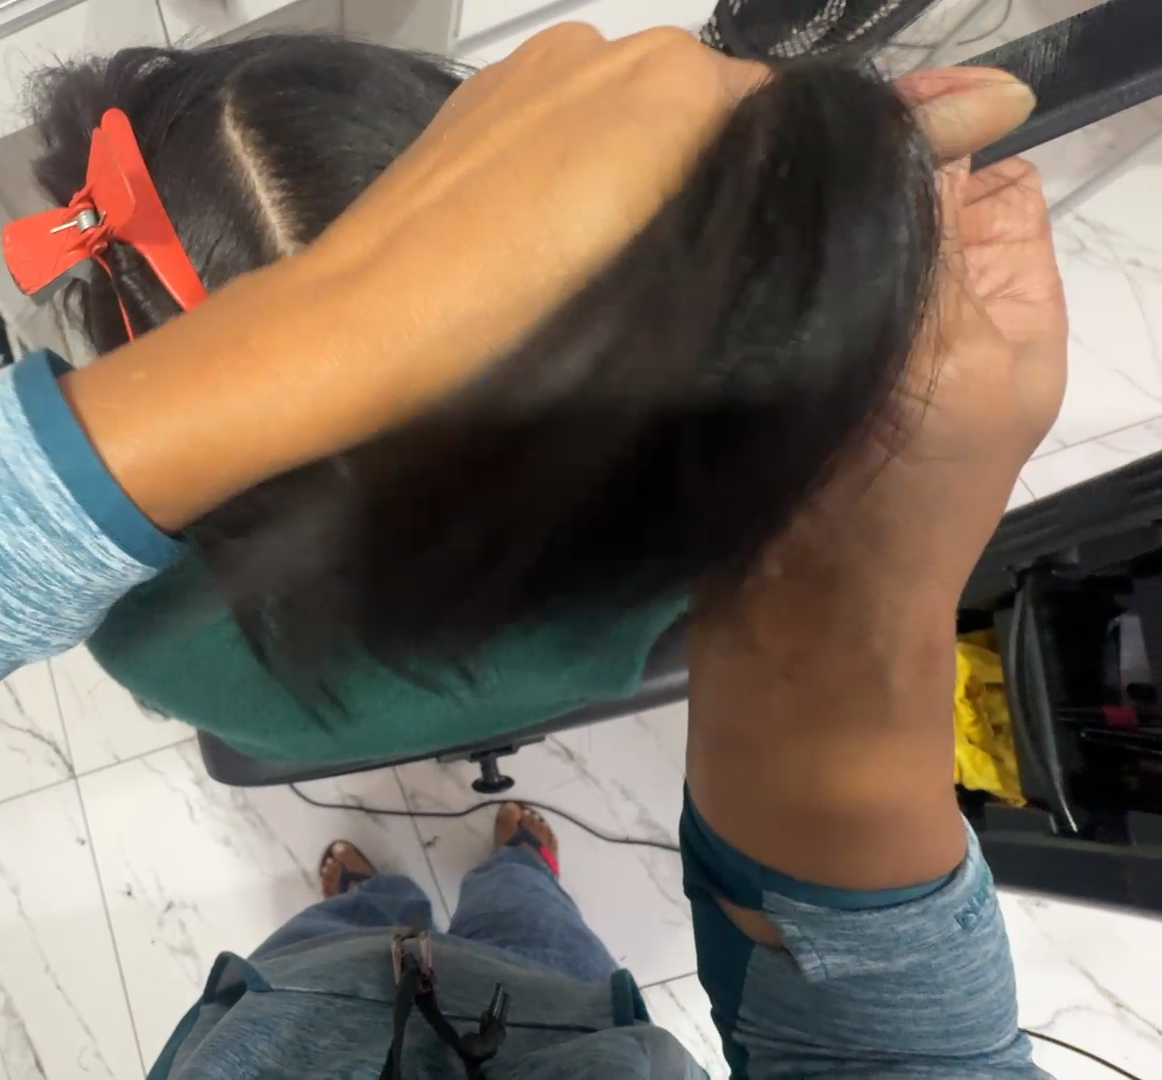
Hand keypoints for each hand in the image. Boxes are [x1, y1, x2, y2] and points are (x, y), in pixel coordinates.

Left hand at [67, 25, 767, 527]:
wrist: (355, 329)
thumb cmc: (499, 319)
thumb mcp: (659, 261)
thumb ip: (784, 171)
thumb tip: (976, 106)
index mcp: (663, 78)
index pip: (768, 103)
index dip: (777, 173)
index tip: (758, 242)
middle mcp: (596, 48)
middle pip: (690, 102)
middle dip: (696, 171)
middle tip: (657, 269)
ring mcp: (522, 73)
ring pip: (617, 116)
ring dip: (625, 175)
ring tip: (587, 262)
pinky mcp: (463, 110)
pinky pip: (552, 127)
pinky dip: (565, 171)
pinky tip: (535, 235)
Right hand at [687, 70, 1057, 894]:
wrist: (781, 629)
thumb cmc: (876, 516)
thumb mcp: (941, 373)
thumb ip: (933, 257)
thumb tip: (917, 132)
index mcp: (994, 311)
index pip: (966, 183)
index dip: (906, 148)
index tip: (818, 144)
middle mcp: (911, 328)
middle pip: (868, 225)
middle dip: (816, 204)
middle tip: (740, 199)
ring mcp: (824, 366)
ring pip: (792, 273)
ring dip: (756, 258)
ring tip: (703, 247)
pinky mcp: (752, 397)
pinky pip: (743, 323)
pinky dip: (720, 306)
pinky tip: (682, 300)